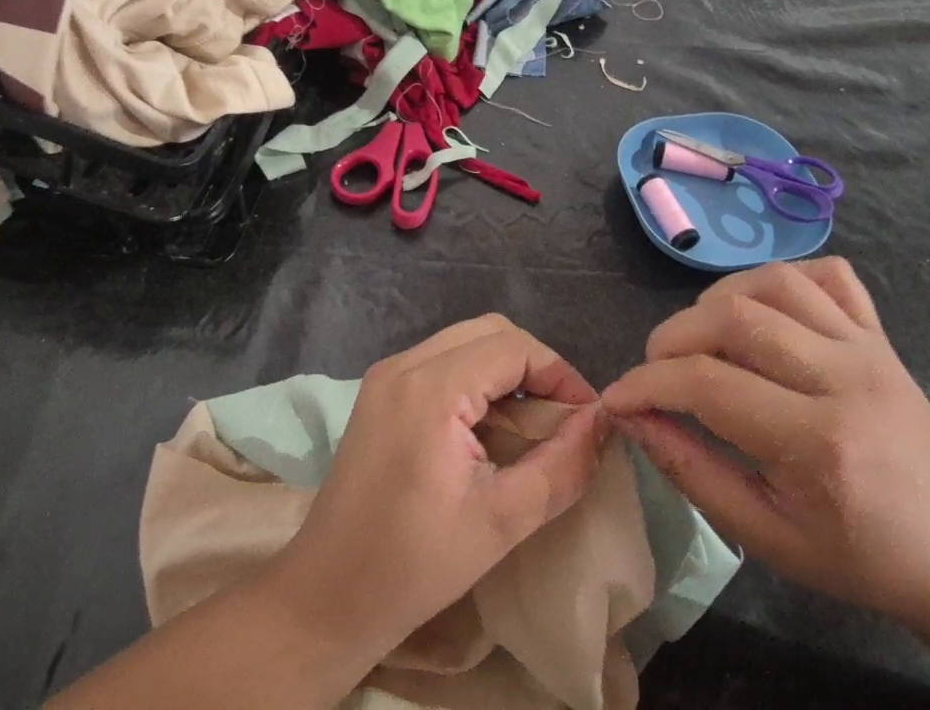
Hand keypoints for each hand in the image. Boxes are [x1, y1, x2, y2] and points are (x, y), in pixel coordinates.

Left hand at [271, 315, 608, 651]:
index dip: (561, 374)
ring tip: (533, 427)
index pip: (513, 347)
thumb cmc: (414, 565)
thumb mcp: (502, 521)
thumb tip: (603, 423)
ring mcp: (384, 378)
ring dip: (506, 374)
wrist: (326, 597)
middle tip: (564, 419)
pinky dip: (475, 383)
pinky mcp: (377, 397)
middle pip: (488, 333)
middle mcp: (402, 366)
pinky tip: (490, 431)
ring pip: (464, 344)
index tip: (589, 418)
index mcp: (430, 389)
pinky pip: (440, 365)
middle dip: (536, 367)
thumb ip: (561, 465)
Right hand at [602, 258, 929, 630]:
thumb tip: (633, 419)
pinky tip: (761, 312)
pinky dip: (782, 280)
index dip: (646, 384)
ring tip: (700, 340)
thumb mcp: (766, 536)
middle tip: (654, 373)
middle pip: (734, 317)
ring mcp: (868, 347)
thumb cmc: (861, 557)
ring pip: (775, 283)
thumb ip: (692, 472)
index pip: (707, 384)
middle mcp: (844, 376)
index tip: (617, 401)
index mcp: (818, 440)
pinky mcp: (880, 336)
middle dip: (672, 338)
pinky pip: (829, 275)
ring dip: (717, 300)